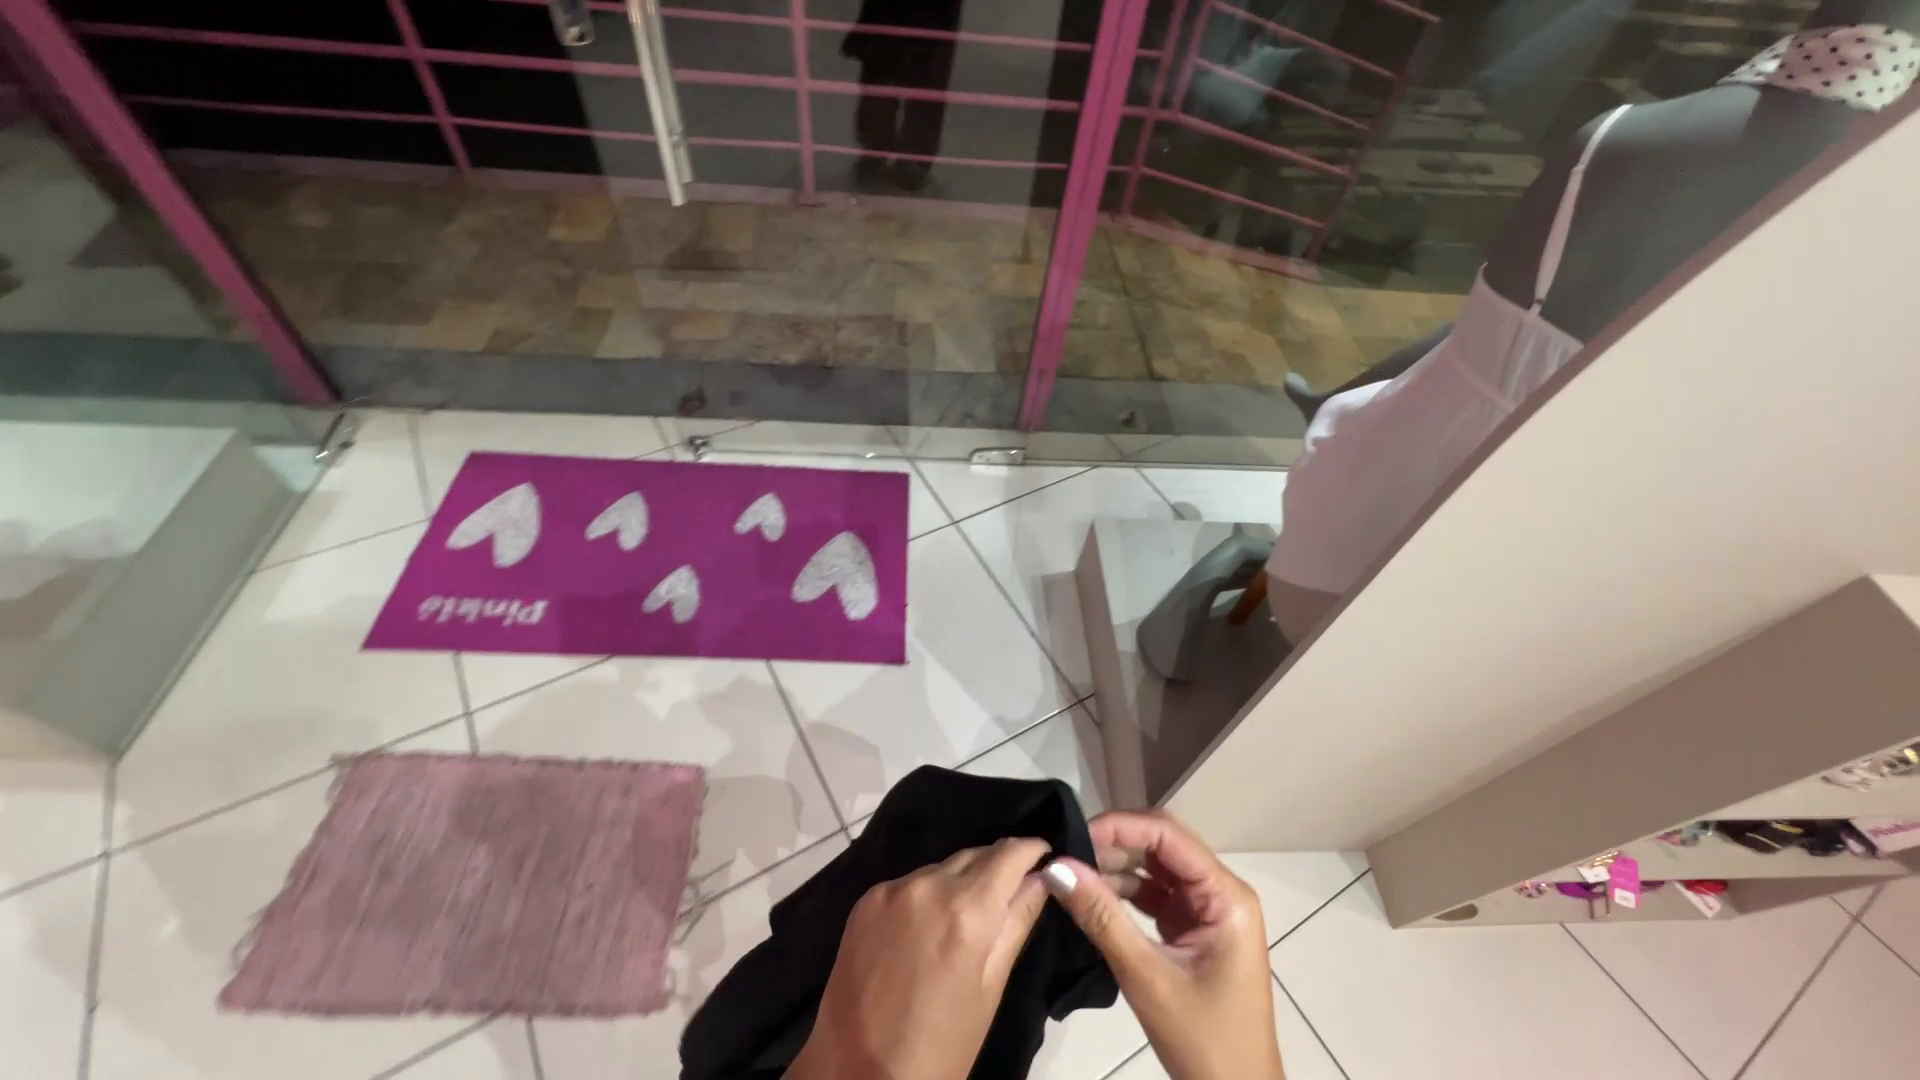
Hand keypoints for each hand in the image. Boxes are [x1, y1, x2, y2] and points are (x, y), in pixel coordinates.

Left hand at [789, 837, 1050, 1079]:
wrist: (855, 1070)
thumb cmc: (939, 1045)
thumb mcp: (990, 988)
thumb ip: (1017, 922)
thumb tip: (1042, 878)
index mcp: (966, 910)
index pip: (1010, 853)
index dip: (1032, 849)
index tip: (1044, 856)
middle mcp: (928, 885)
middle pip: (976, 854)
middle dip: (998, 866)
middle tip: (1012, 892)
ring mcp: (892, 889)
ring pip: (942, 867)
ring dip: (961, 881)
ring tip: (967, 917)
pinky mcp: (866, 899)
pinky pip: (911, 883)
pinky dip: (927, 894)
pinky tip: (928, 927)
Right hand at [1041, 810, 1282, 1079]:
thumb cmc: (1203, 1039)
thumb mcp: (1147, 976)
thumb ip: (1101, 917)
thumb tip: (1056, 867)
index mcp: (1225, 895)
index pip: (1169, 836)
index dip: (1120, 827)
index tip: (1073, 836)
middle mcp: (1220, 892)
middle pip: (1163, 846)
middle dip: (1115, 844)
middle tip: (1067, 852)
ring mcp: (1208, 911)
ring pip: (1156, 869)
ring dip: (1116, 867)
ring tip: (1072, 872)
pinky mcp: (1193, 930)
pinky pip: (1155, 895)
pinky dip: (1123, 892)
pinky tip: (1091, 895)